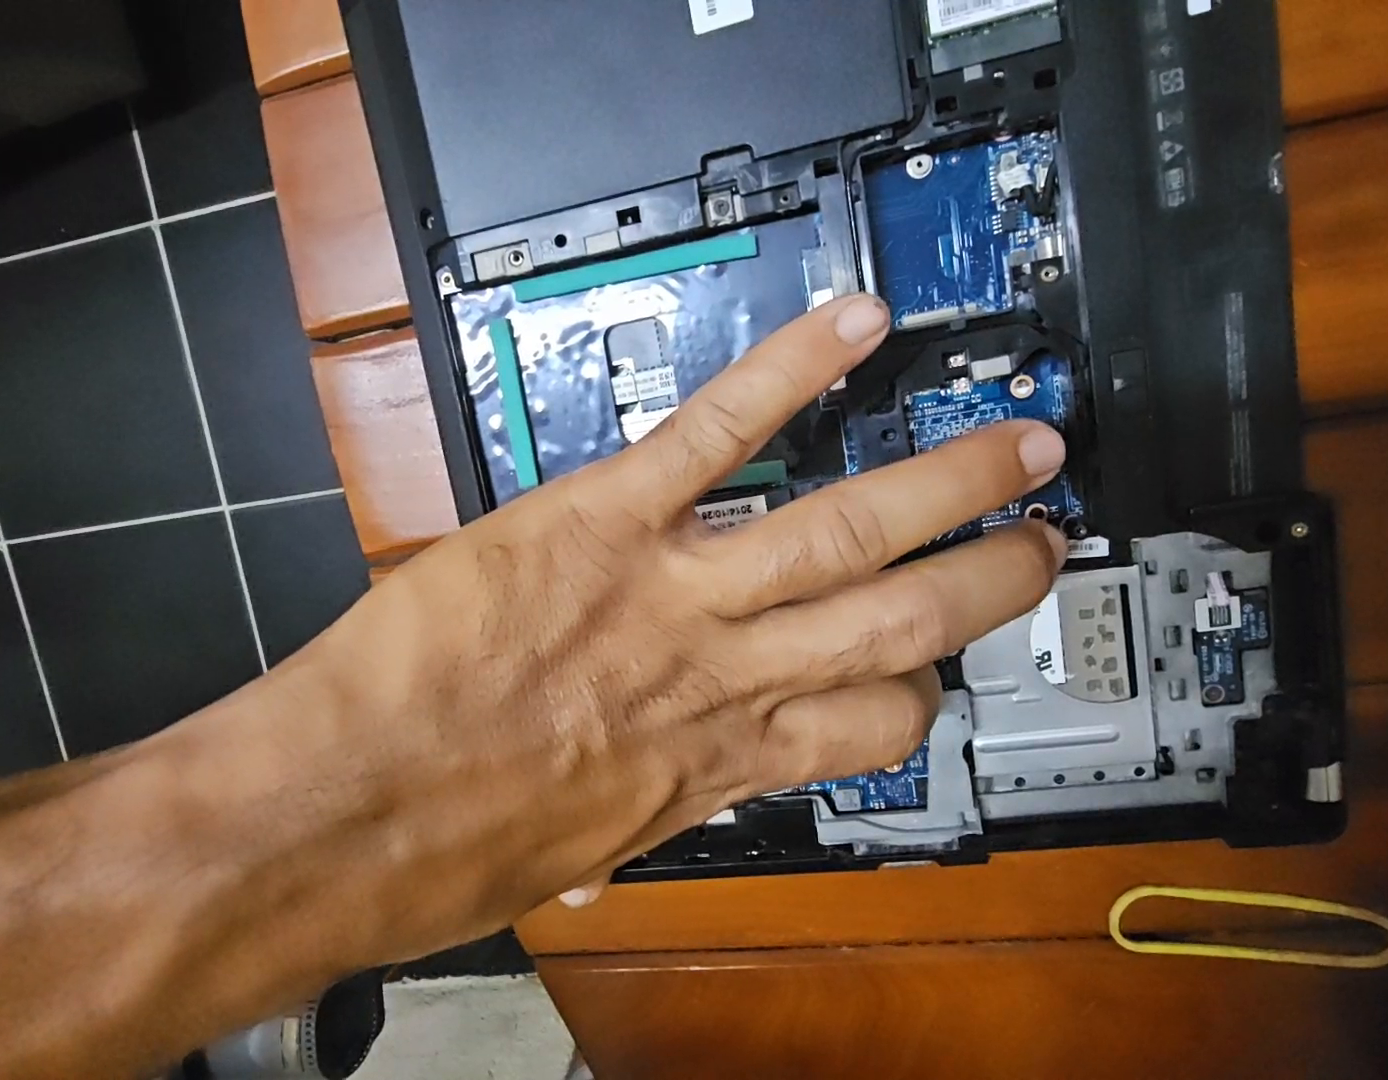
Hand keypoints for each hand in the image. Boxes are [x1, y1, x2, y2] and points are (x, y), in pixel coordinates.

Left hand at [235, 292, 1067, 964]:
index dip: (924, 694)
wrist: (344, 814)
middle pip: (904, 619)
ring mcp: (671, 591)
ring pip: (845, 528)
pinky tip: (844, 328)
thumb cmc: (451, 845)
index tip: (937, 666)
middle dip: (992, 576)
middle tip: (1043, 534)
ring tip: (1010, 442)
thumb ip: (646, 792)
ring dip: (943, 482)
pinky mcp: (601, 521)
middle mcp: (720, 674)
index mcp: (718, 760)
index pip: (878, 726)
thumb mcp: (582, 838)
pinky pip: (714, 437)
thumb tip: (662, 780)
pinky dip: (785, 375)